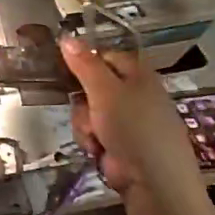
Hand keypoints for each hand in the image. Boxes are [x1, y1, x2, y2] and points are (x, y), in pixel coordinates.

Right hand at [60, 37, 203, 200]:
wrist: (152, 177)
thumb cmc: (133, 125)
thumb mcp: (106, 90)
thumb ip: (85, 64)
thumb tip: (66, 36)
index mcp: (136, 72)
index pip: (102, 56)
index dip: (82, 61)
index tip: (62, 68)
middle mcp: (131, 92)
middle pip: (89, 85)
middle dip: (82, 101)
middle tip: (87, 110)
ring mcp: (124, 119)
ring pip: (86, 111)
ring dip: (85, 125)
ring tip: (97, 137)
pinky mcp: (116, 142)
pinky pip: (91, 132)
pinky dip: (91, 141)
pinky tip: (99, 150)